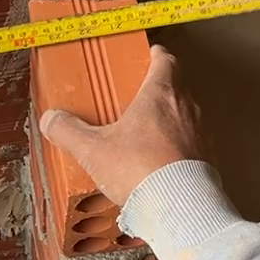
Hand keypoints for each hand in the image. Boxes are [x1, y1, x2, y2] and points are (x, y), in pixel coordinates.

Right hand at [38, 45, 203, 205]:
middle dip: (164, 87)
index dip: (158, 55)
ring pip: (188, 115)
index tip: (153, 53)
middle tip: (145, 94)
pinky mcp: (208, 159)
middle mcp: (187, 108)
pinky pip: (194, 144)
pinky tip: (164, 162)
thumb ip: (69, 132)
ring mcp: (201, 134)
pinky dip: (180, 146)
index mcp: (160, 94)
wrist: (178, 206)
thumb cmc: (139, 169)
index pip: (166, 62)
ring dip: (173, 118)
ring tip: (151, 132)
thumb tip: (51, 120)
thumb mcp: (93, 150)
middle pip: (179, 86)